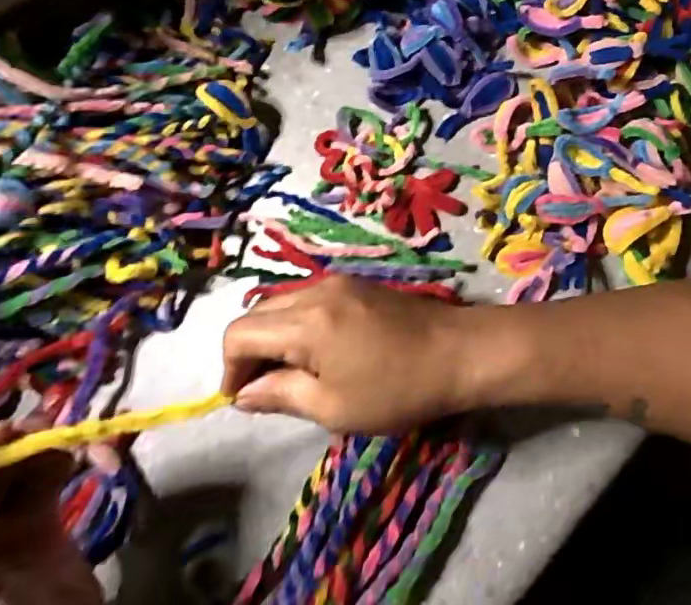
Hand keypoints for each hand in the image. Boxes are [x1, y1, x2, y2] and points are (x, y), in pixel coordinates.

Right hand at [221, 277, 476, 432]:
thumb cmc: (397, 388)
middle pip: (258, 312)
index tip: (243, 399)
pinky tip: (319, 353)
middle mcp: (317, 289)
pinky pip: (310, 299)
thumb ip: (280, 395)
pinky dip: (299, 324)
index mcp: (306, 320)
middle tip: (265, 390)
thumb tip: (244, 393)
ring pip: (284, 303)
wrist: (460, 351)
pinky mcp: (359, 284)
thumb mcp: (333, 406)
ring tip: (292, 375)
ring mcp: (341, 282)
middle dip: (250, 351)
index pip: (239, 332)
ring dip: (275, 336)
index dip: (230, 368)